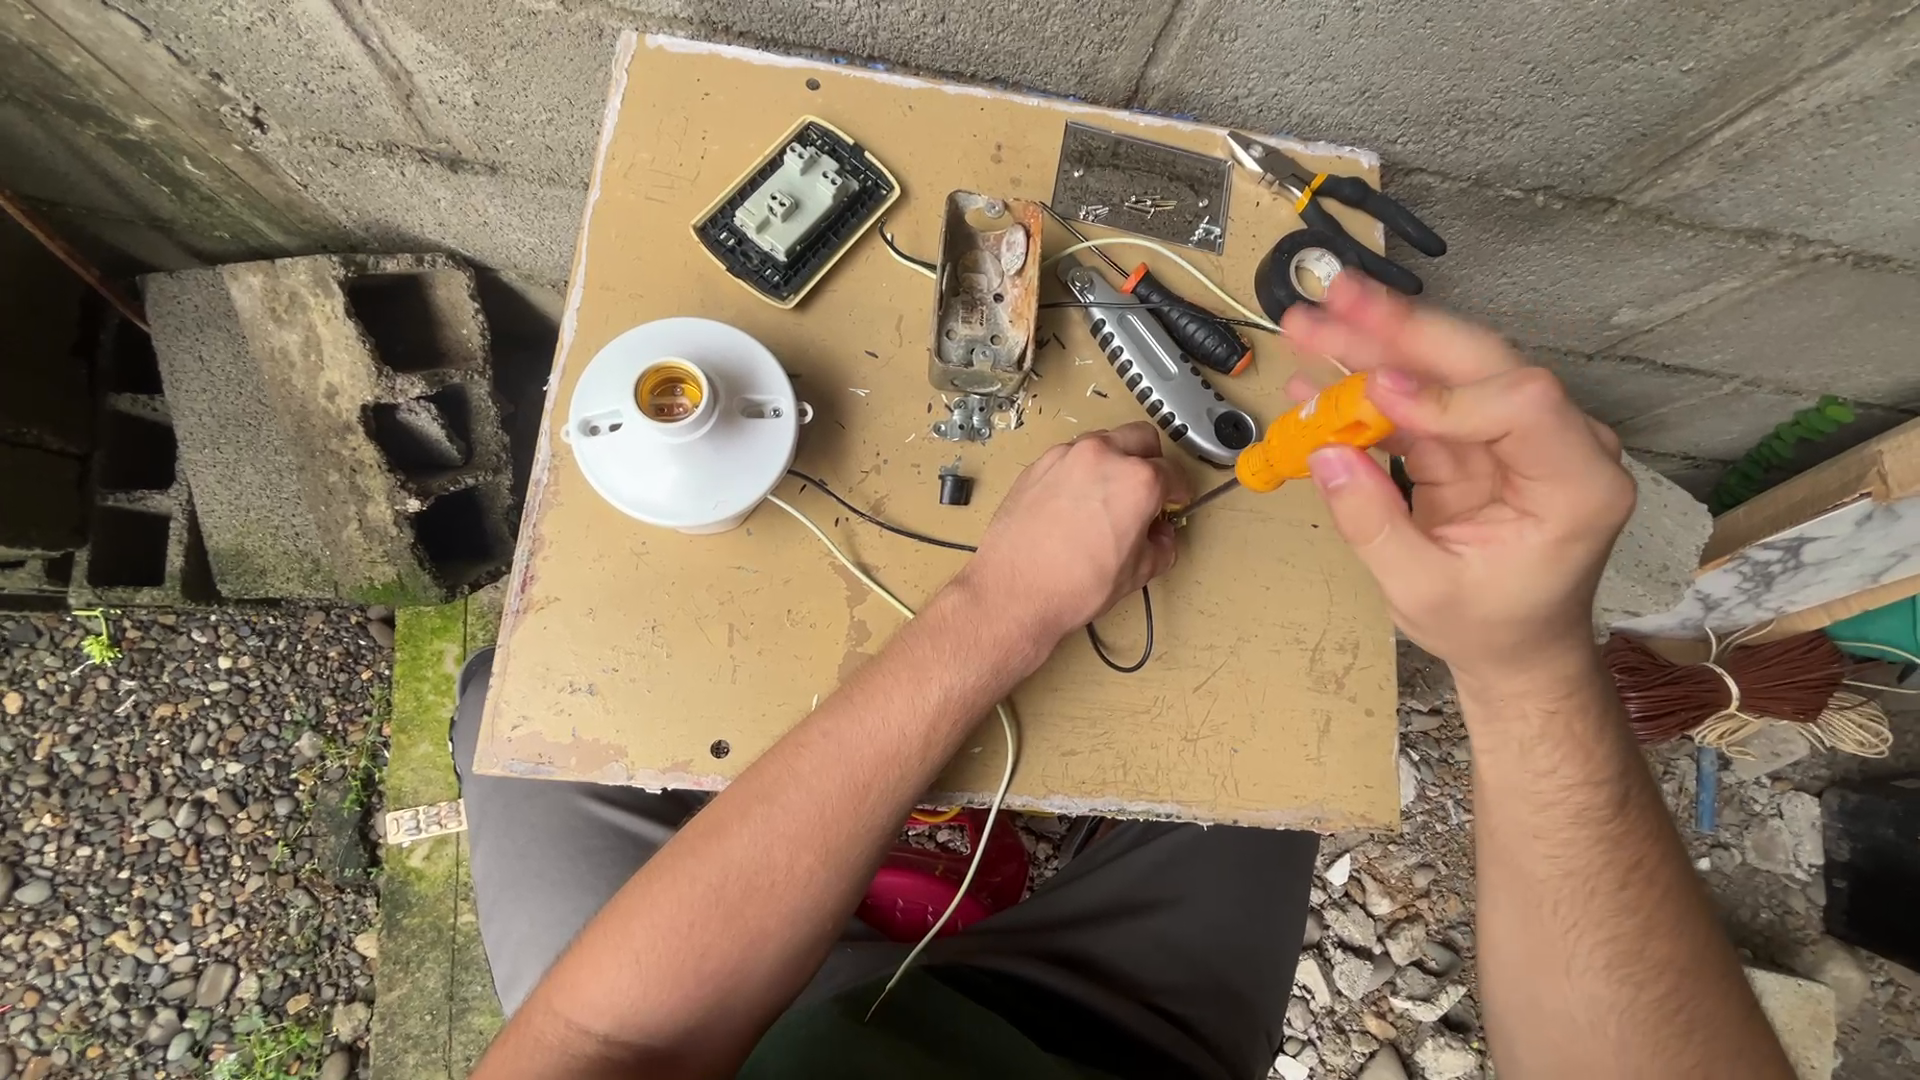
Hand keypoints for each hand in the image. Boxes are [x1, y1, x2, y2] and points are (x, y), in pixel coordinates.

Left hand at [957, 422, 1189, 651]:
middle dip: (1150, 460)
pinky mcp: (1038, 465)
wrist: (1015, 591)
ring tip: (1109, 493)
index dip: (1177, 492)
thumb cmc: (1072, 585)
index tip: (1174, 501)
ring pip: (1103, 441)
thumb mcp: (1137, 573)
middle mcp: (1102, 457)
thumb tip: (1160, 537)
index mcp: (1137, 480)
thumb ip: (1160, 547)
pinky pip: (1070, 456)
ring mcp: (1066, 456)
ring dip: (1114, 459)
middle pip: (1140, 438)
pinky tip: (1076, 500)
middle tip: (1147, 490)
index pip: (1172, 473)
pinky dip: (1081, 469)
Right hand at [1282, 275, 1635, 686]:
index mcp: (1575, 483)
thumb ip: (1373, 524)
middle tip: (1336, 300)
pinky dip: (1360, 386)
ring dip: (1370, 344)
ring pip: (1436, 370)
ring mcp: (1502, 435)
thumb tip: (1324, 454)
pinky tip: (1315, 372)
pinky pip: (1409, 402)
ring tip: (1310, 321)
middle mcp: (1550, 441)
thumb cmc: (1489, 625)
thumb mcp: (1424, 590)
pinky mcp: (1463, 439)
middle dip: (1401, 330)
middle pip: (1478, 361)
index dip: (1445, 394)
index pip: (1521, 404)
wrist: (1514, 644)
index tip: (1373, 392)